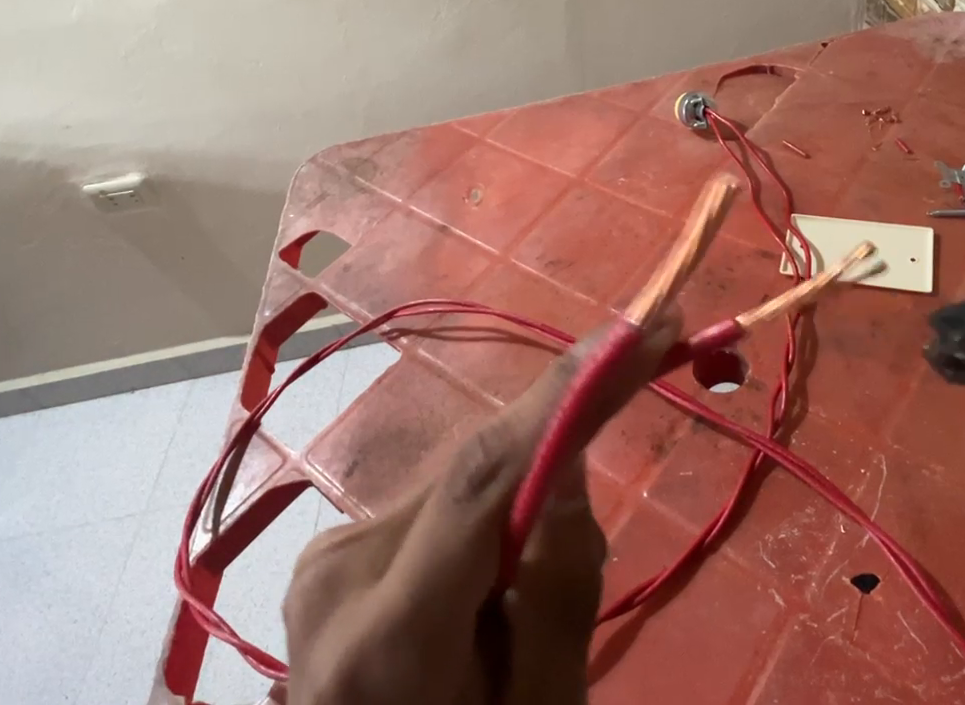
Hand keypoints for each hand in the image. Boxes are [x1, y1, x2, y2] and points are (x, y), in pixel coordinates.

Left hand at [278, 311, 681, 704]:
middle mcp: (341, 571)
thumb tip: (570, 461)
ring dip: (520, 507)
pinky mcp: (331, 549)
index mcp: (388, 636)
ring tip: (528, 602)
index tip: (639, 329)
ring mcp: (325, 555)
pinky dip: (487, 522)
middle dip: (559, 451)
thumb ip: (559, 596)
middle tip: (630, 424)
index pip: (484, 475)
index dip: (565, 391)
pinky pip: (437, 507)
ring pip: (462, 485)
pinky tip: (491, 588)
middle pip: (477, 474)